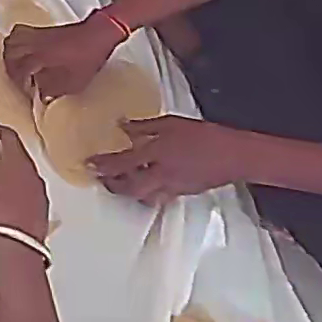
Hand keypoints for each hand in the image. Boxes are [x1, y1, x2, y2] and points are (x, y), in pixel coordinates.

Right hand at [0, 124, 49, 240]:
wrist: (15, 250)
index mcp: (18, 161)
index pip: (10, 135)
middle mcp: (34, 175)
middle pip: (18, 155)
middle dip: (2, 153)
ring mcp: (40, 196)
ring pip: (24, 176)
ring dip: (10, 174)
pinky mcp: (40, 214)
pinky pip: (28, 195)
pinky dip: (16, 192)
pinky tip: (2, 202)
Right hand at [3, 14, 122, 100]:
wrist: (98, 34)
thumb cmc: (88, 58)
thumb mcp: (74, 82)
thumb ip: (54, 90)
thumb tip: (42, 97)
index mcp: (40, 57)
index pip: (19, 71)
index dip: (20, 84)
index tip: (26, 93)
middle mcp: (33, 44)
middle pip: (10, 54)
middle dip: (11, 70)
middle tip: (18, 80)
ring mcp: (36, 34)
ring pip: (11, 41)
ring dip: (10, 54)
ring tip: (17, 65)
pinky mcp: (41, 30)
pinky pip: (19, 32)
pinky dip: (15, 42)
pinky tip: (22, 49)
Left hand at [89, 116, 256, 205]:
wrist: (234, 154)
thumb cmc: (202, 134)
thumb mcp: (168, 123)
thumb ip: (142, 127)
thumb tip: (120, 126)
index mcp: (157, 153)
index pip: (123, 162)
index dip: (103, 164)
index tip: (87, 164)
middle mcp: (162, 174)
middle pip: (130, 187)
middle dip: (112, 184)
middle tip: (100, 176)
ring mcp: (173, 186)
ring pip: (143, 196)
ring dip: (127, 191)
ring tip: (117, 182)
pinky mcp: (183, 193)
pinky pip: (158, 198)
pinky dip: (145, 194)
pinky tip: (142, 185)